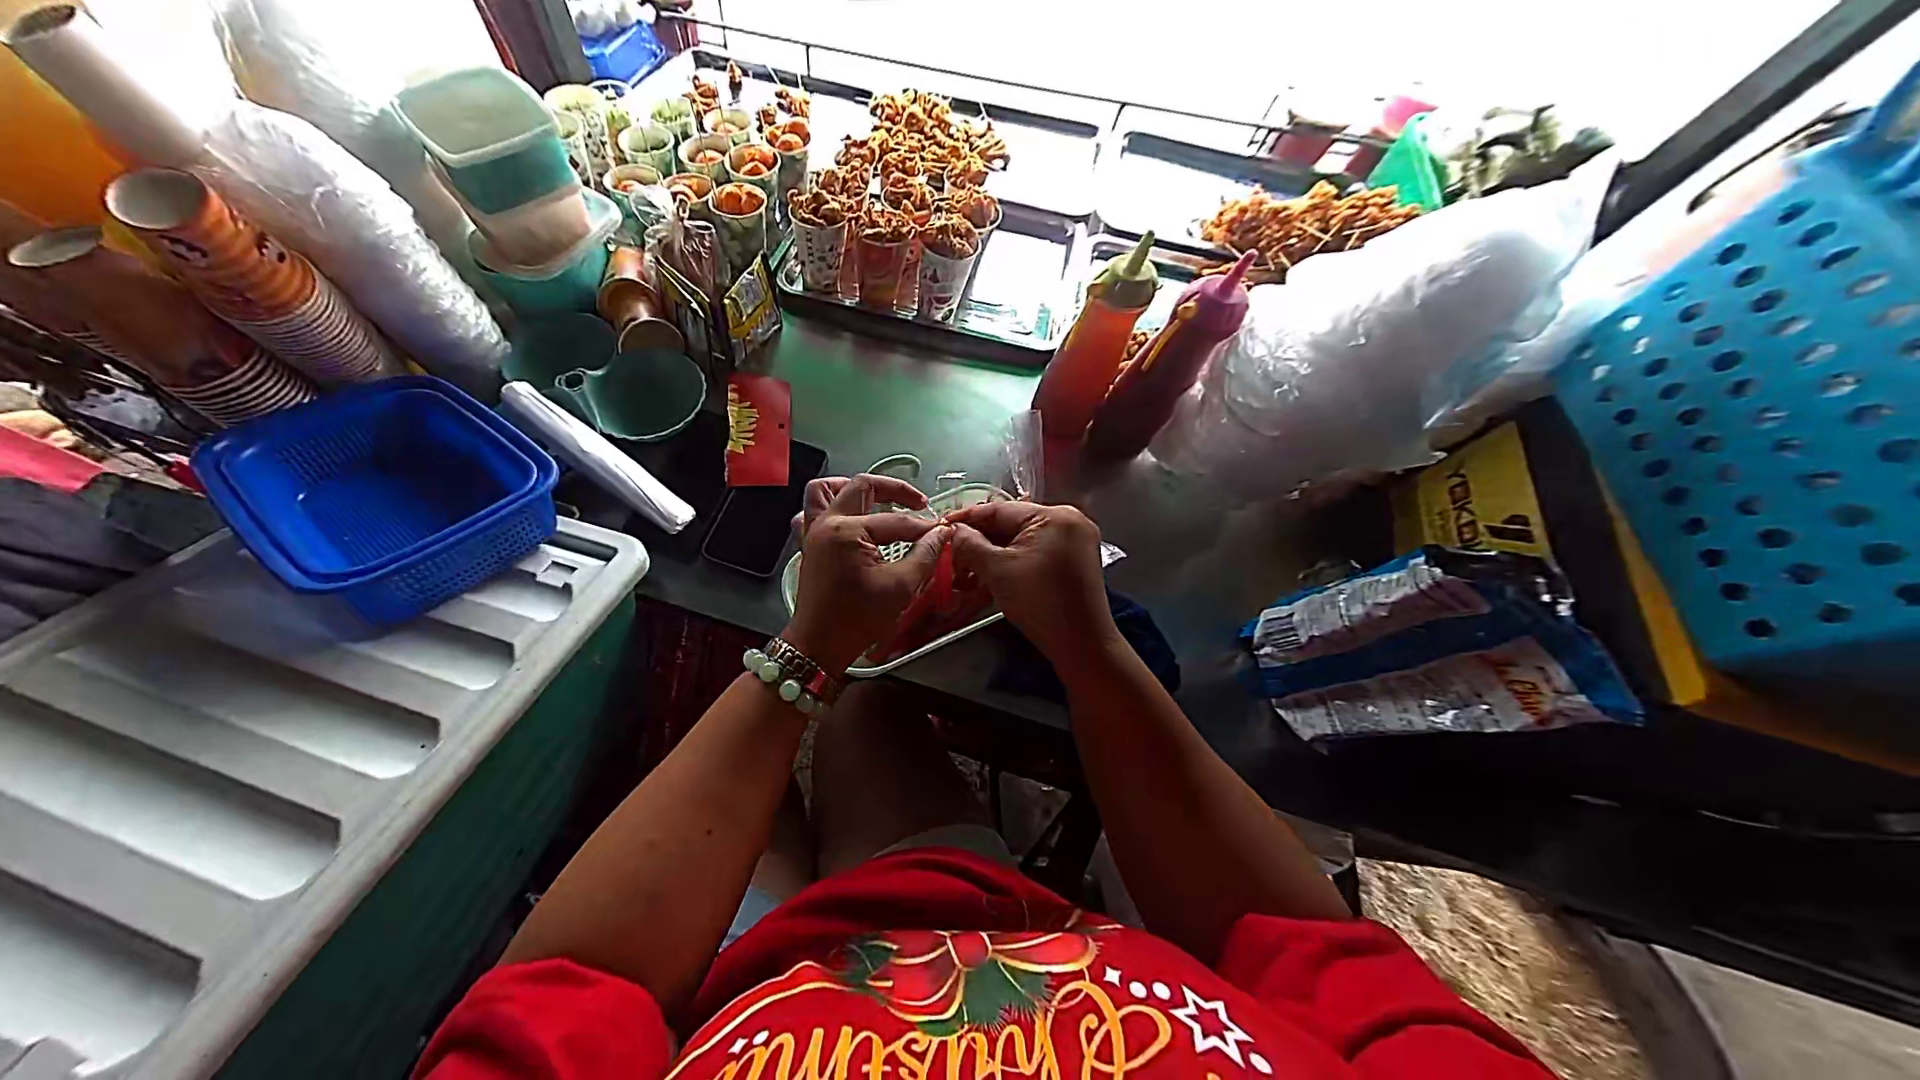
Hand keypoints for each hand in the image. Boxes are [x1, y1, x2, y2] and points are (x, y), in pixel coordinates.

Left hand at [786, 474, 949, 674]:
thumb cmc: (858, 619)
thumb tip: (942, 534)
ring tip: (877, 499)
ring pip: (825, 490)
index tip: (944, 532)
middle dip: (894, 490)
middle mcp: (827, 524)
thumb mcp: (901, 587)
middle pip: (861, 486)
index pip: (896, 521)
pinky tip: (848, 518)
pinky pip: (811, 512)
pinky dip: (829, 507)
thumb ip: (925, 555)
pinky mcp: (809, 545)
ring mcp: (813, 532)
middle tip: (918, 503)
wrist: (819, 645)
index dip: (924, 527)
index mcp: (847, 532)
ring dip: (852, 488)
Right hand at [947, 501, 1115, 662]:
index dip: (968, 518)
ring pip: (1023, 538)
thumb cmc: (1040, 603)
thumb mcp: (998, 571)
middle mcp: (1070, 520)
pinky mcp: (1075, 559)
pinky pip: (1037, 551)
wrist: (1082, 643)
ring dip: (995, 552)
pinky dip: (1014, 560)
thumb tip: (953, 532)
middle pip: (1013, 523)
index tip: (943, 525)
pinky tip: (991, 572)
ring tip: (967, 567)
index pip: (1001, 509)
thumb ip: (970, 545)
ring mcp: (1075, 540)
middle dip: (981, 539)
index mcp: (1055, 515)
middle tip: (952, 550)